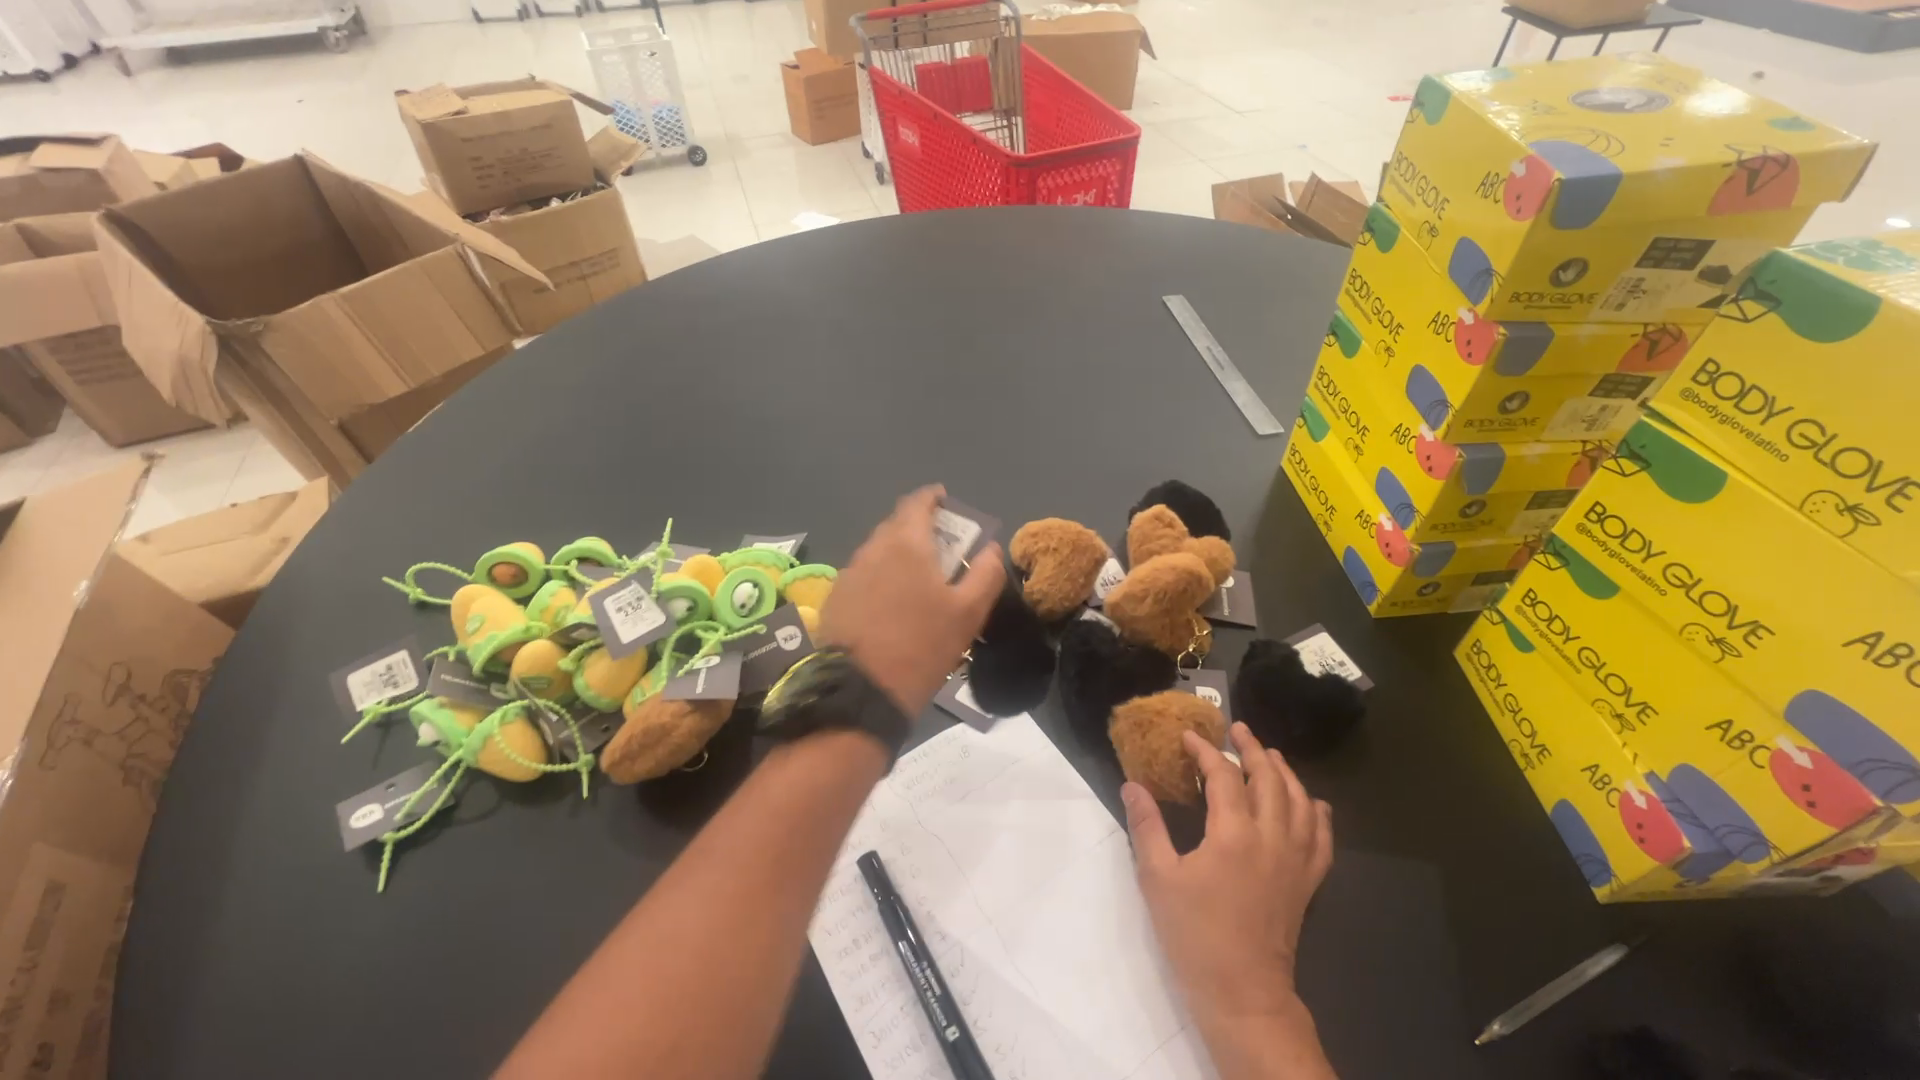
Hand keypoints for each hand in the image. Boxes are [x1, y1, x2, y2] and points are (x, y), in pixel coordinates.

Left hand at [819, 486, 1005, 717]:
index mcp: (906, 543)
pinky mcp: (836, 598)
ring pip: (878, 551)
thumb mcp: (969, 613)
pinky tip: (892, 601)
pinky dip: (881, 577)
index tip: (946, 503)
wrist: (861, 690)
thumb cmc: (922, 646)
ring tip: (919, 577)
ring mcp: (849, 573)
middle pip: (897, 525)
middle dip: (920, 528)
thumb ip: (986, 573)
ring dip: (899, 554)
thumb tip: (990, 548)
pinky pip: (864, 575)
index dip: (934, 498)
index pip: (917, 502)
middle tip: (942, 547)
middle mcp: (873, 548)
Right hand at [1122, 723, 1332, 1026]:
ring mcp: (1295, 860)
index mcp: (1233, 833)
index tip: (1188, 737)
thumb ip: (1147, 827)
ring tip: (1271, 756)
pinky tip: (1313, 803)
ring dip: (1285, 773)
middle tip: (1237, 730)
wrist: (1243, 991)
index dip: (1206, 751)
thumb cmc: (1194, 935)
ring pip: (1300, 801)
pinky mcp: (1308, 882)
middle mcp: (1271, 837)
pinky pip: (1322, 837)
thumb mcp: (1157, 879)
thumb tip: (1132, 786)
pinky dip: (1318, 813)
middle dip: (1252, 749)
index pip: (1223, 776)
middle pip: (1269, 779)